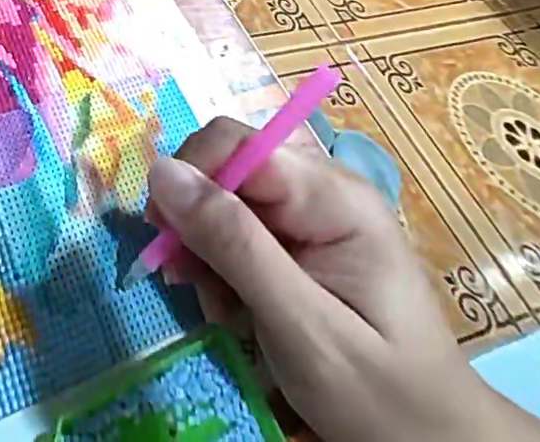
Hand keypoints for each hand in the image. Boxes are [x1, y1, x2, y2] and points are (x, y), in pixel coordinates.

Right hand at [145, 118, 539, 441]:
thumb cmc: (378, 395)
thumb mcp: (301, 326)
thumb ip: (232, 244)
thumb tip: (161, 171)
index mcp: (333, 195)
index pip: (238, 144)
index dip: (190, 176)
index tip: (161, 236)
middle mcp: (322, 186)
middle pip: (229, 166)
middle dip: (196, 218)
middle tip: (189, 281)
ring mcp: (314, 211)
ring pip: (228, 198)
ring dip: (207, 249)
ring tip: (223, 309)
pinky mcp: (304, 237)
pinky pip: (242, 227)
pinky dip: (223, 264)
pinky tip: (235, 307)